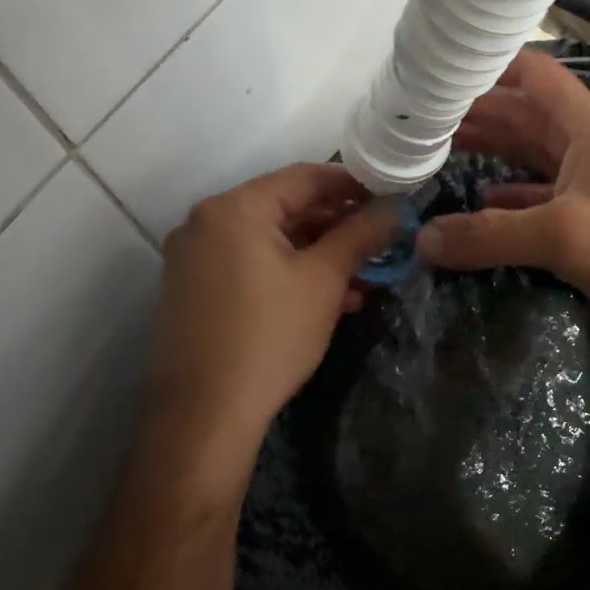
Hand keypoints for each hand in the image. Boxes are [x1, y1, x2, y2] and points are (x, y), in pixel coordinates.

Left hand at [147, 163, 397, 454]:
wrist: (204, 413)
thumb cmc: (270, 336)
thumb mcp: (324, 281)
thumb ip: (361, 235)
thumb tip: (396, 208)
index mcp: (235, 208)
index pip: (305, 177)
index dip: (354, 185)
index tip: (391, 201)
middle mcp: (206, 222)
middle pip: (286, 208)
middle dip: (338, 226)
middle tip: (381, 244)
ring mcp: (194, 258)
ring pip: (270, 241)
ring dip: (318, 254)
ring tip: (362, 279)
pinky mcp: (193, 291)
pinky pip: (250, 265)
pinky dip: (288, 273)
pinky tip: (327, 300)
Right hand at [414, 50, 589, 343]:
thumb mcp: (563, 236)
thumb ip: (490, 235)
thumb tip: (424, 239)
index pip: (536, 75)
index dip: (491, 66)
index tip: (442, 70)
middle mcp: (589, 147)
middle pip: (525, 116)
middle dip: (478, 115)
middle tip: (423, 121)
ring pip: (531, 157)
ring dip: (491, 154)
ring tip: (438, 154)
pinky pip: (540, 199)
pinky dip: (509, 199)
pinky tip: (478, 206)